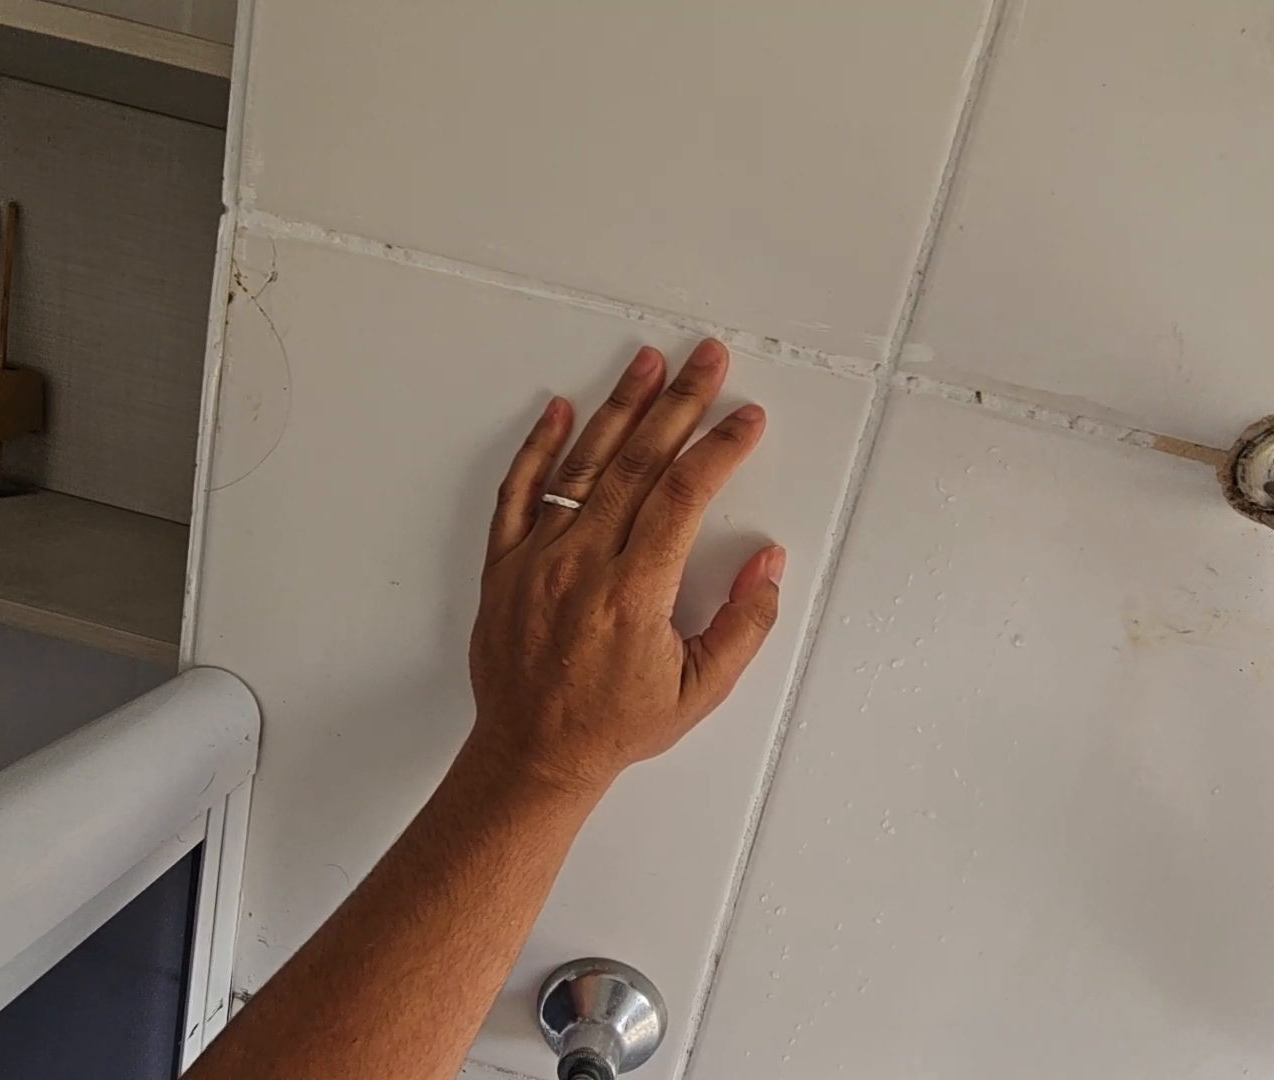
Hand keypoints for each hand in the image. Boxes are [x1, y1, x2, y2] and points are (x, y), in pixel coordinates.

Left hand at [467, 339, 784, 798]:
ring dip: (620, 408)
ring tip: (647, 363)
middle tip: (707, 359)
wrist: (532, 754)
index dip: (720, 448)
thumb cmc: (616, 725)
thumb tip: (768, 562)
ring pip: (583, 465)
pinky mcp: (505, 564)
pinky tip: (556, 409)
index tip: (746, 418)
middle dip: (681, 403)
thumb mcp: (701, 692)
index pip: (684, 496)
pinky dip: (537, 447)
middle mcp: (582, 564)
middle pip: (638, 462)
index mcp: (633, 594)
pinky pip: (518, 493)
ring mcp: (537, 559)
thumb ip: (743, 624)